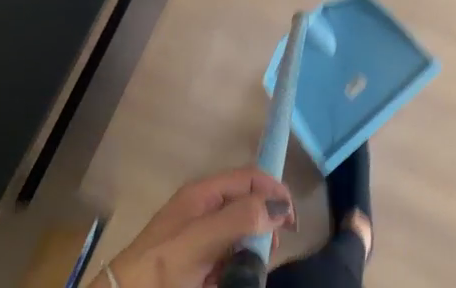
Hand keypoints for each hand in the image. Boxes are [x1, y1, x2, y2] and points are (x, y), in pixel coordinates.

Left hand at [103, 167, 294, 287]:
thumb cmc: (164, 264)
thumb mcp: (202, 239)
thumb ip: (239, 218)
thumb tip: (279, 205)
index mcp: (204, 193)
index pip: (250, 178)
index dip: (274, 192)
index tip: (291, 222)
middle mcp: (205, 208)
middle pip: (249, 204)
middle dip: (265, 225)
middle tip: (271, 251)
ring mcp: (202, 234)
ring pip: (242, 233)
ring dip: (251, 250)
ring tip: (248, 270)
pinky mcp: (199, 259)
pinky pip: (229, 255)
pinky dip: (235, 267)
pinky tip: (227, 280)